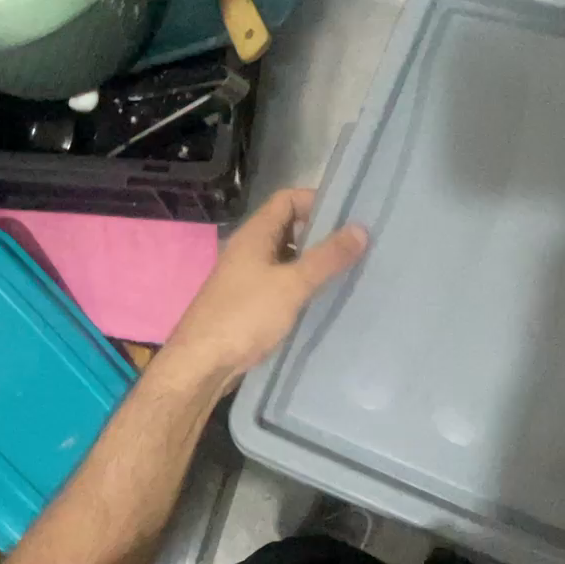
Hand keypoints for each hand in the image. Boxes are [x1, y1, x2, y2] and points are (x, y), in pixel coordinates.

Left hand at [156, 189, 366, 391]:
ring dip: (312, 265)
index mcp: (254, 235)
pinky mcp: (248, 306)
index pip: (287, 199)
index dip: (317, 201)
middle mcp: (248, 251)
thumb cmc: (245, 316)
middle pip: (288, 230)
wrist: (203, 363)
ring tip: (348, 274)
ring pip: (285, 261)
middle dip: (320, 235)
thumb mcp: (291, 284)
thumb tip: (361, 229)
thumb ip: (326, 258)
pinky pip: (280, 287)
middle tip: (356, 247)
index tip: (349, 217)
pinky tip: (322, 302)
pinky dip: (300, 289)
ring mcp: (246, 280)